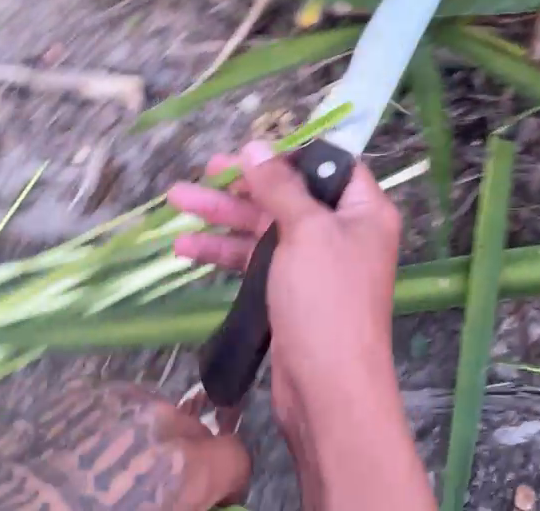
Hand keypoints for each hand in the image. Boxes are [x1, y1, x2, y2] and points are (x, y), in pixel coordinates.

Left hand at [0, 383, 248, 510]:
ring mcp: (115, 401)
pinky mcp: (75, 396)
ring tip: (113, 484)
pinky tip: (81, 468)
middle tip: (158, 500)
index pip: (237, 457)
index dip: (228, 486)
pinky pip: (116, 410)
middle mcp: (158, 420)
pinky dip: (114, 433)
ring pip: (158, 416)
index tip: (213, 504)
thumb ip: (191, 507)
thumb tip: (212, 506)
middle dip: (189, 465)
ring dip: (151, 445)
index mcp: (181, 467)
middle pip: (199, 432)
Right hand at [168, 141, 434, 510]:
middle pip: (289, 195)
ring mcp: (315, 263)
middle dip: (244, 185)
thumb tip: (256, 147)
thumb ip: (280, 187)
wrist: (328, 391)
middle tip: (203, 172)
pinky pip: (256, 260)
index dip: (290, 156)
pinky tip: (185, 248)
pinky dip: (225, 252)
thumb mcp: (306, 232)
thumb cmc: (327, 300)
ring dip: (224, 216)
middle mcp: (343, 231)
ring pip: (266, 227)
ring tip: (176, 201)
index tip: (250, 150)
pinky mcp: (290, 292)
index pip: (329, 166)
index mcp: (363, 210)